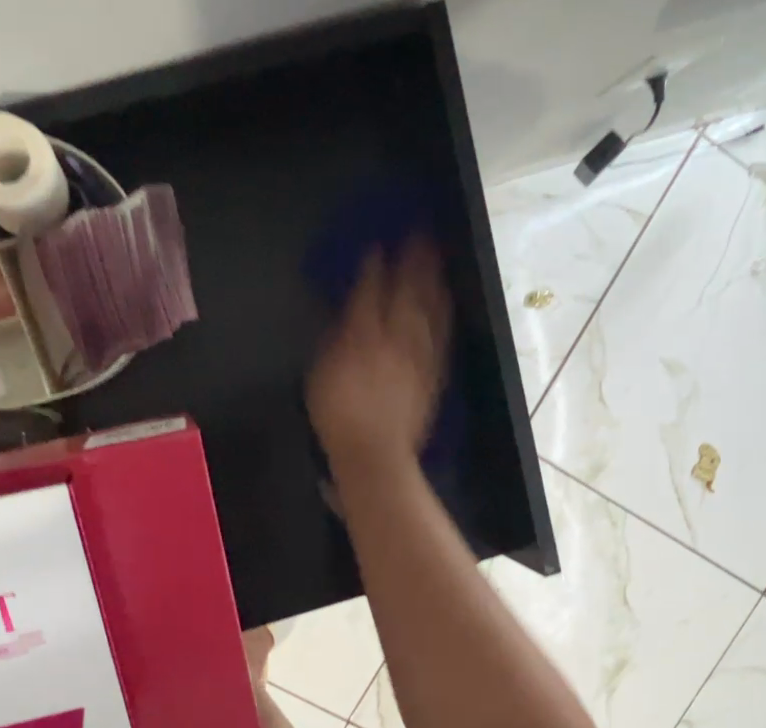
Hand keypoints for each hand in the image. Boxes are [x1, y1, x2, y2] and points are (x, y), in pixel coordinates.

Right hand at [306, 236, 452, 473]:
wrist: (374, 455)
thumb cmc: (337, 418)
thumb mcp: (320, 375)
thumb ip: (334, 341)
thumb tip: (343, 316)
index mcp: (360, 338)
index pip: (368, 293)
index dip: (373, 268)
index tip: (377, 246)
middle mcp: (393, 340)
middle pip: (406, 293)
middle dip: (412, 262)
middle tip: (420, 235)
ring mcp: (417, 356)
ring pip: (428, 309)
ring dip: (432, 280)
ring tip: (436, 257)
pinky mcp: (432, 373)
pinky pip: (440, 335)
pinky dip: (443, 313)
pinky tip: (445, 300)